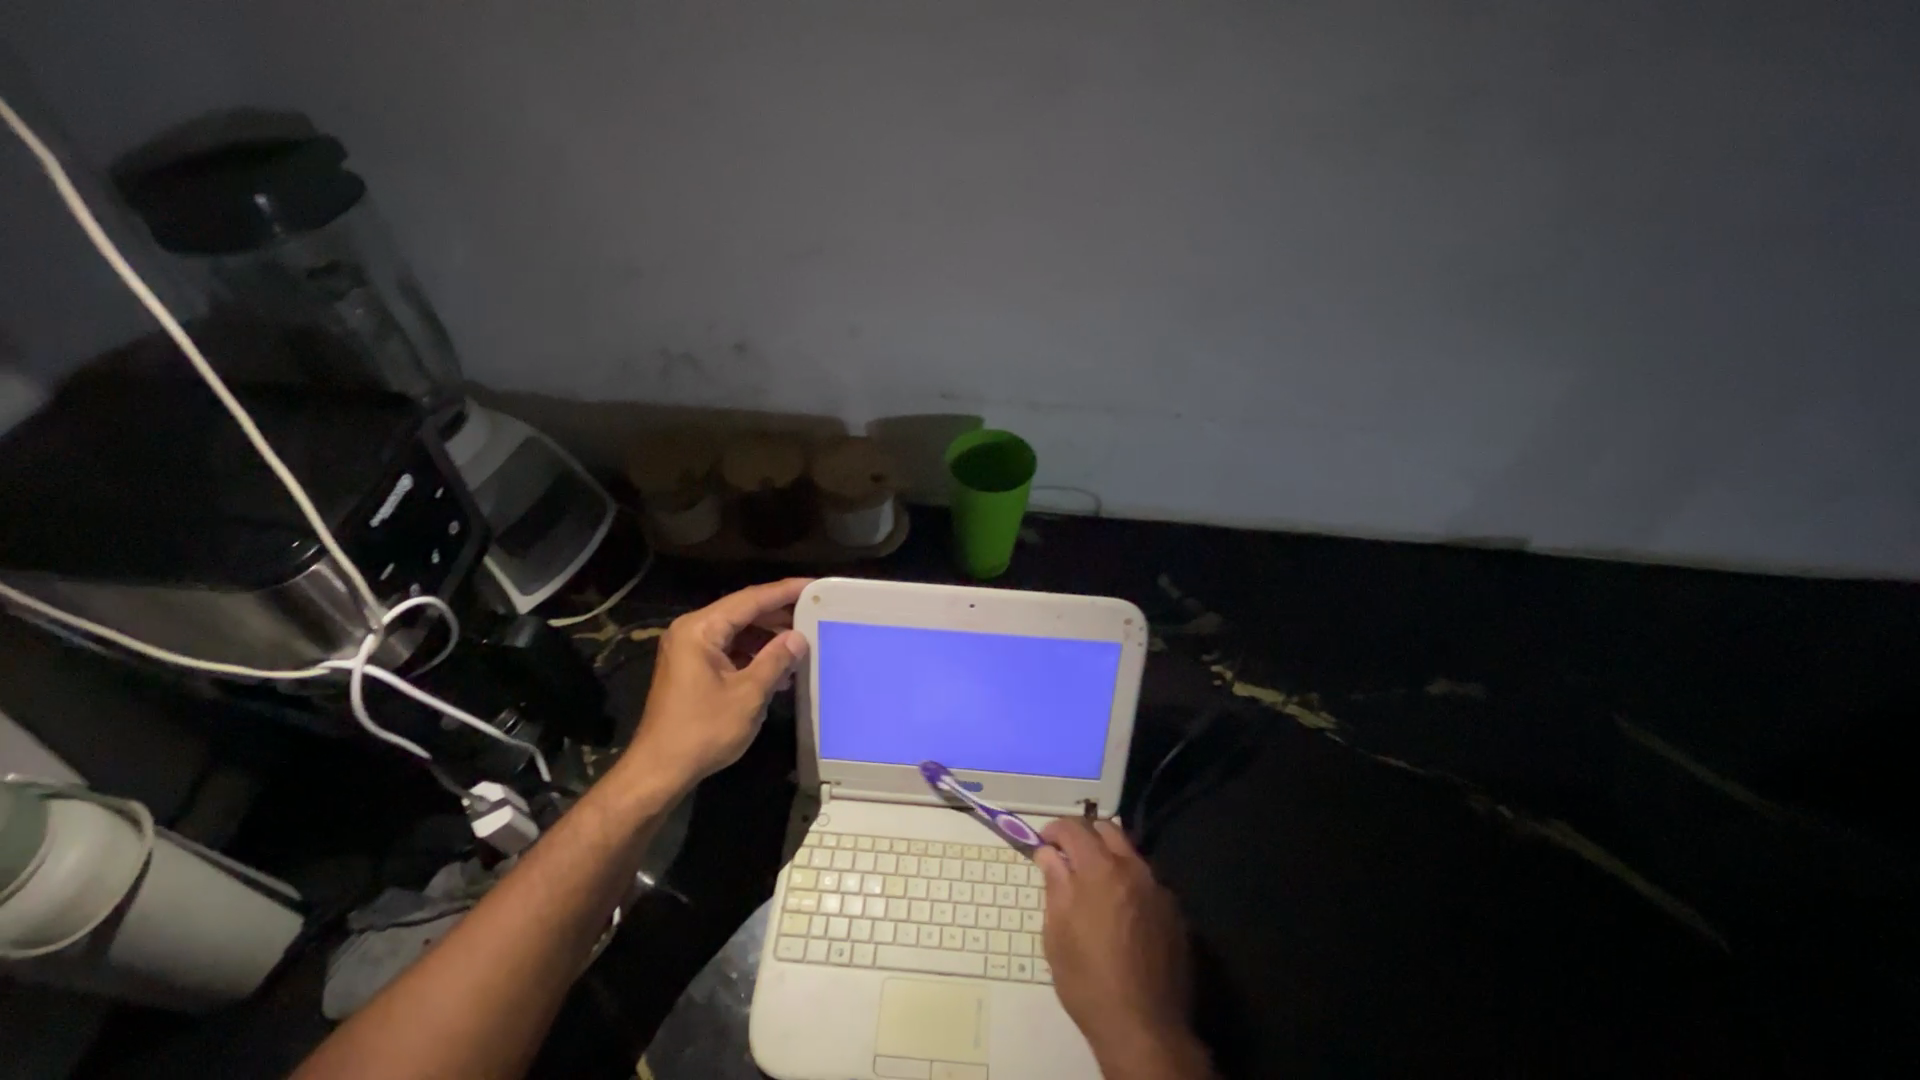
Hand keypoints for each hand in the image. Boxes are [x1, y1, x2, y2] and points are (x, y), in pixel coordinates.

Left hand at [621, 578, 810, 790]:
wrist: (660, 770)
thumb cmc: (703, 730)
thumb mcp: (749, 694)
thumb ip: (776, 660)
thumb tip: (799, 637)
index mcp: (700, 630)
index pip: (750, 599)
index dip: (784, 592)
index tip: (814, 586)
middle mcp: (691, 631)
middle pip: (742, 612)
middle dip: (778, 614)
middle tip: (815, 612)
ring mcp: (689, 650)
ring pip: (736, 632)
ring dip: (767, 638)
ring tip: (802, 643)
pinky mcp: (691, 669)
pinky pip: (728, 650)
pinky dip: (753, 655)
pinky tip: (779, 669)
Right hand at [1035, 819, 1207, 1075]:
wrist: (1144, 1026)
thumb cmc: (1088, 980)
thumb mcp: (1057, 932)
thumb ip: (1055, 884)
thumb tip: (1048, 853)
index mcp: (1101, 870)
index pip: (1075, 828)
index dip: (1054, 829)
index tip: (1043, 842)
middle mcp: (1135, 870)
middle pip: (1108, 831)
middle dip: (1084, 836)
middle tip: (1066, 857)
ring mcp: (1159, 890)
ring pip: (1131, 855)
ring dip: (1109, 858)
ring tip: (1092, 885)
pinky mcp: (1175, 913)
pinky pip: (1147, 882)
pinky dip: (1128, 883)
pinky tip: (1119, 912)